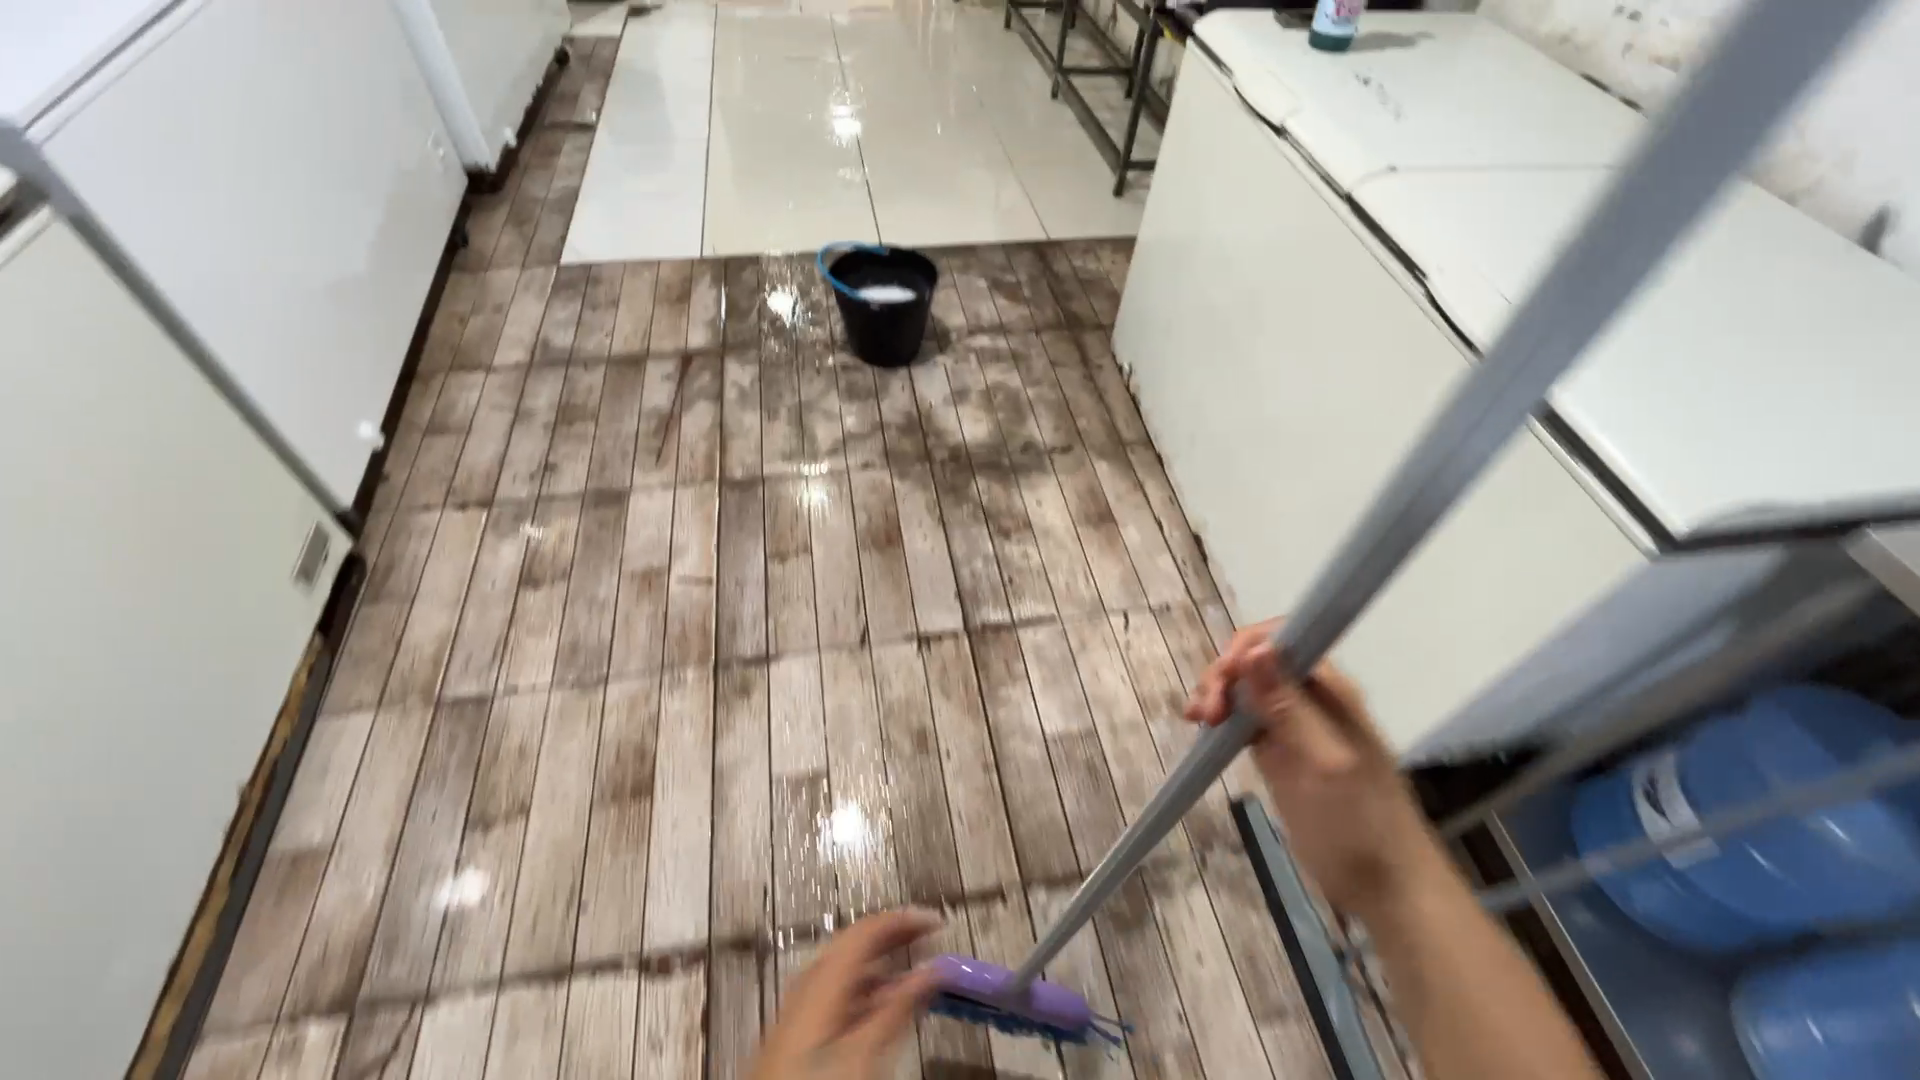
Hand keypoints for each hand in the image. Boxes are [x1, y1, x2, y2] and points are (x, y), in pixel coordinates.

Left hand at [750, 910, 943, 1079]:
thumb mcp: (865, 1050)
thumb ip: (899, 1007)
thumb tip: (931, 970)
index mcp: (823, 977)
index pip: (866, 929)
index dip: (902, 920)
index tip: (935, 922)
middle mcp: (809, 981)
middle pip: (855, 943)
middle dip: (895, 936)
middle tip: (930, 937)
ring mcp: (802, 1004)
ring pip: (847, 967)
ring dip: (883, 962)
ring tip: (915, 970)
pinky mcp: (800, 1028)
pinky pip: (839, 989)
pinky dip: (868, 986)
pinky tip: (885, 1005)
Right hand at [1185, 620, 1443, 917]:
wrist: (1387, 890)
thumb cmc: (1361, 828)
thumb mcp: (1324, 765)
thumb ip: (1289, 708)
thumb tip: (1256, 649)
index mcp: (1332, 692)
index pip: (1284, 639)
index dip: (1247, 648)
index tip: (1224, 678)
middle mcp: (1312, 699)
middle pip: (1258, 660)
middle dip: (1225, 674)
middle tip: (1204, 714)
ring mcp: (1294, 726)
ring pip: (1247, 687)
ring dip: (1218, 693)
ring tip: (1197, 721)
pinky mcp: (1280, 753)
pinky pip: (1245, 718)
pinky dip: (1222, 718)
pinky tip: (1203, 729)